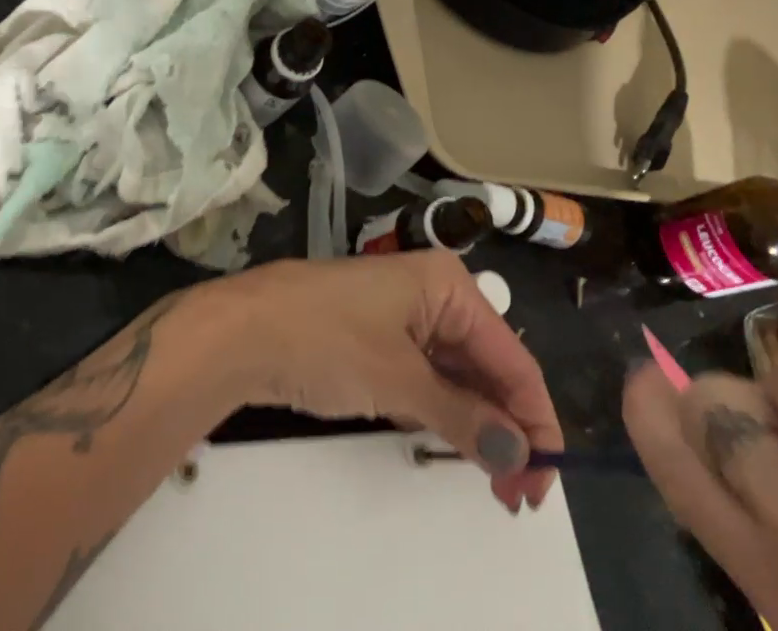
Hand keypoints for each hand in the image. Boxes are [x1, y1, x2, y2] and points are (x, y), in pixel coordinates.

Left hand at [203, 251, 562, 512]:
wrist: (233, 331)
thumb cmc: (322, 342)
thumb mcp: (399, 382)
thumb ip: (464, 418)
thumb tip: (519, 456)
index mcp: (447, 285)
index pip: (513, 358)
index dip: (535, 421)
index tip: (543, 482)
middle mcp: (428, 292)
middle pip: (485, 365)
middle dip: (503, 426)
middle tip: (513, 492)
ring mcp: (395, 312)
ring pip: (452, 373)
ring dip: (470, 422)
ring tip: (486, 476)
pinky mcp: (367, 335)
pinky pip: (417, 373)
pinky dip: (434, 408)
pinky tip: (444, 442)